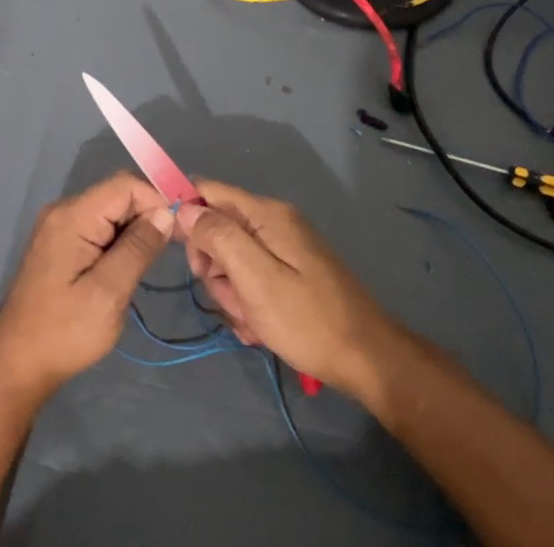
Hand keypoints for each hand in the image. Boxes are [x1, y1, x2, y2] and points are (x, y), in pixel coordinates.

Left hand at [0, 173, 174, 394]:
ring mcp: (60, 229)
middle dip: (150, 214)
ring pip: (111, 213)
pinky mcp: (62, 246)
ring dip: (137, 230)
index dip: (157, 200)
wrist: (19, 360)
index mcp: (72, 217)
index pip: (124, 185)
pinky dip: (121, 241)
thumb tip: (165, 213)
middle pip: (117, 196)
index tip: (184, 231)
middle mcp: (63, 213)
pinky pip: (99, 229)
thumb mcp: (109, 292)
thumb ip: (138, 249)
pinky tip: (132, 266)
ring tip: (158, 261)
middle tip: (177, 249)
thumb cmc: (65, 330)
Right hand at [176, 181, 403, 395]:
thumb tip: (184, 209)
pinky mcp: (289, 271)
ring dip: (230, 291)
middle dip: (212, 266)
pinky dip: (247, 301)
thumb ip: (218, 237)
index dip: (185, 217)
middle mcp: (274, 222)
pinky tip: (258, 325)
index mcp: (266, 214)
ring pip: (229, 258)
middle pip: (215, 229)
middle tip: (230, 298)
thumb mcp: (255, 278)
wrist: (368, 361)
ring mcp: (283, 247)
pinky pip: (249, 277)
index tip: (184, 256)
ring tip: (249, 319)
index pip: (206, 192)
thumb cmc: (308, 320)